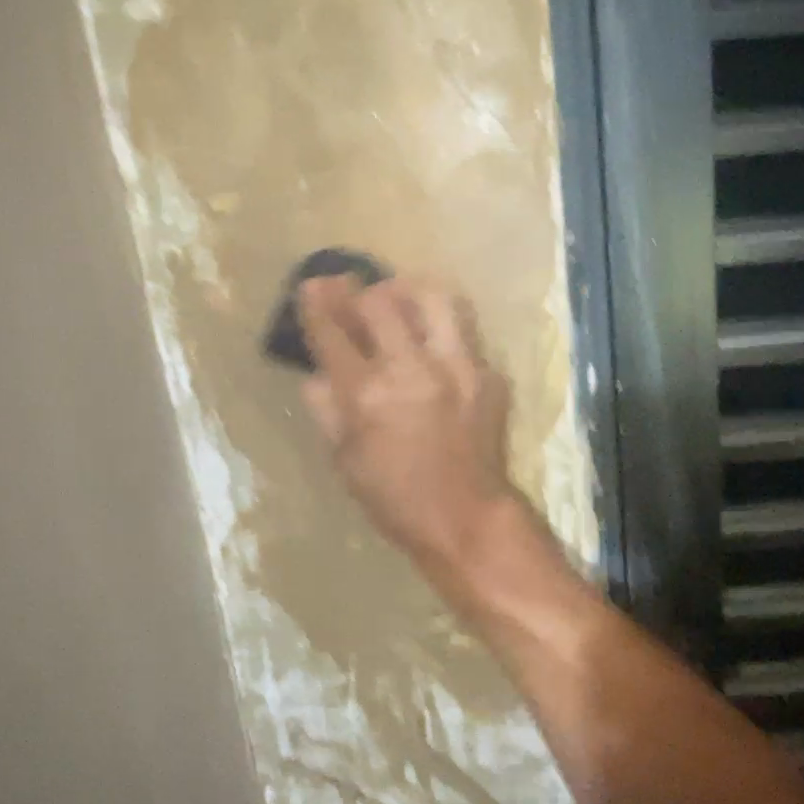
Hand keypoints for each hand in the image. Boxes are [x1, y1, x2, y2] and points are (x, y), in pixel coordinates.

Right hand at [298, 276, 522, 581]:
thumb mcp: (345, 460)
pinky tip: (436, 344)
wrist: (467, 516)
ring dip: (410, 294)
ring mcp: (458, 367)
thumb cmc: (397, 499)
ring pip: (434, 299)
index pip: (333, 332)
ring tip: (401, 300)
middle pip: (381, 301)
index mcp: (368, 394)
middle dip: (358, 289)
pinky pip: (464, 334)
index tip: (313, 286)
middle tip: (352, 288)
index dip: (317, 304)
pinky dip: (444, 331)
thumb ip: (328, 409)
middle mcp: (413, 369)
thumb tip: (318, 374)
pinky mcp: (490, 375)